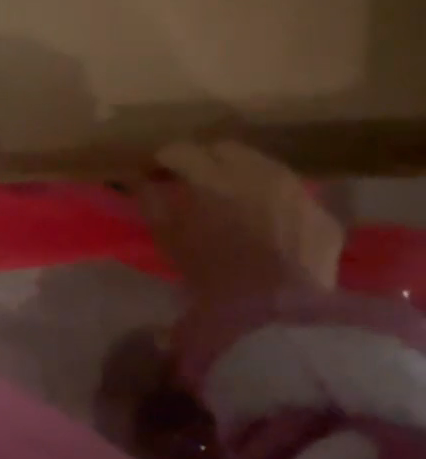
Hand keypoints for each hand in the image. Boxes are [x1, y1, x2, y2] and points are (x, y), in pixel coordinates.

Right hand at [138, 141, 343, 316]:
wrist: (276, 310)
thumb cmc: (209, 271)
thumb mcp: (166, 236)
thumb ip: (150, 200)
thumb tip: (137, 178)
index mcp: (214, 178)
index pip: (180, 150)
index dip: (162, 160)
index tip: (153, 173)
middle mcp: (260, 174)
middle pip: (226, 148)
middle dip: (205, 158)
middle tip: (190, 179)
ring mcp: (297, 192)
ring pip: (263, 166)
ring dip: (241, 174)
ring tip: (229, 196)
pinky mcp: (321, 213)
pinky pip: (291, 195)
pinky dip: (272, 200)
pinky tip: (263, 222)